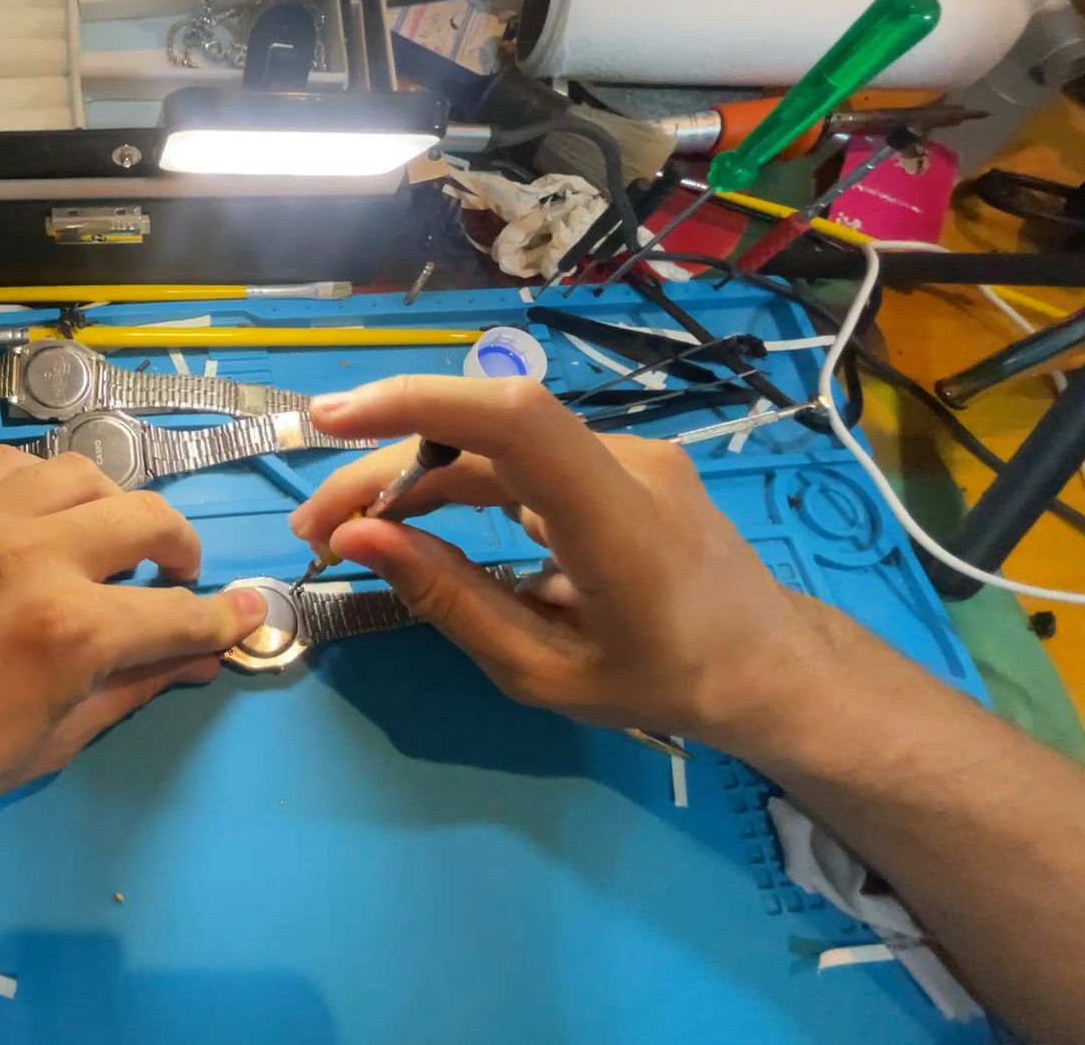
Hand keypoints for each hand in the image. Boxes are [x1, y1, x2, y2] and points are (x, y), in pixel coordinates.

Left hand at [0, 447, 268, 871]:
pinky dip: (46, 488)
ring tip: (109, 541)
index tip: (241, 614)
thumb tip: (201, 657)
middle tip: (177, 577)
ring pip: (84, 475)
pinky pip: (13, 466)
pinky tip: (41, 519)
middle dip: (183, 551)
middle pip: (147, 520)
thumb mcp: (48, 743)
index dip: (221, 618)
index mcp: (68, 633)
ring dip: (116, 508)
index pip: (178, 612)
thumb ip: (134, 688)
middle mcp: (32, 556)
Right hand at [289, 376, 846, 750]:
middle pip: (473, 436)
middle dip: (376, 471)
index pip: (511, 422)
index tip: (331, 420)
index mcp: (615, 522)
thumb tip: (355, 540)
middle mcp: (619, 463)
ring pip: (480, 447)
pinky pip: (506, 461)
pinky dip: (442, 485)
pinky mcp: (601, 462)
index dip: (416, 403)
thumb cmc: (663, 681)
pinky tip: (406, 522)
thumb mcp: (540, 668)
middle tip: (312, 526)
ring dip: (402, 480)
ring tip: (343, 529)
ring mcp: (614, 454)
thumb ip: (446, 599)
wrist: (772, 666)